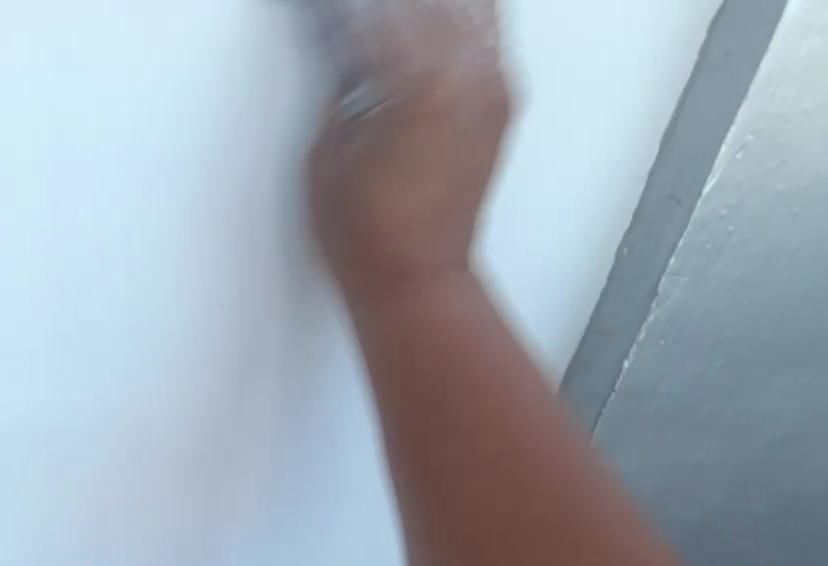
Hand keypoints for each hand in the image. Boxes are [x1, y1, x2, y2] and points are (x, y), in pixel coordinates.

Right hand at [309, 0, 513, 303]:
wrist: (414, 276)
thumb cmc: (364, 234)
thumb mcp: (325, 162)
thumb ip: (340, 100)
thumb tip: (348, 65)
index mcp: (418, 83)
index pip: (380, 18)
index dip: (350, 13)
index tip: (331, 12)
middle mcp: (468, 72)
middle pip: (431, 6)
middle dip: (390, 9)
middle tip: (361, 13)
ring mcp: (493, 84)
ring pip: (470, 9)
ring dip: (428, 13)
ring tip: (394, 19)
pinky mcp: (502, 103)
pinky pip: (487, 35)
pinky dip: (457, 22)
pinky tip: (432, 29)